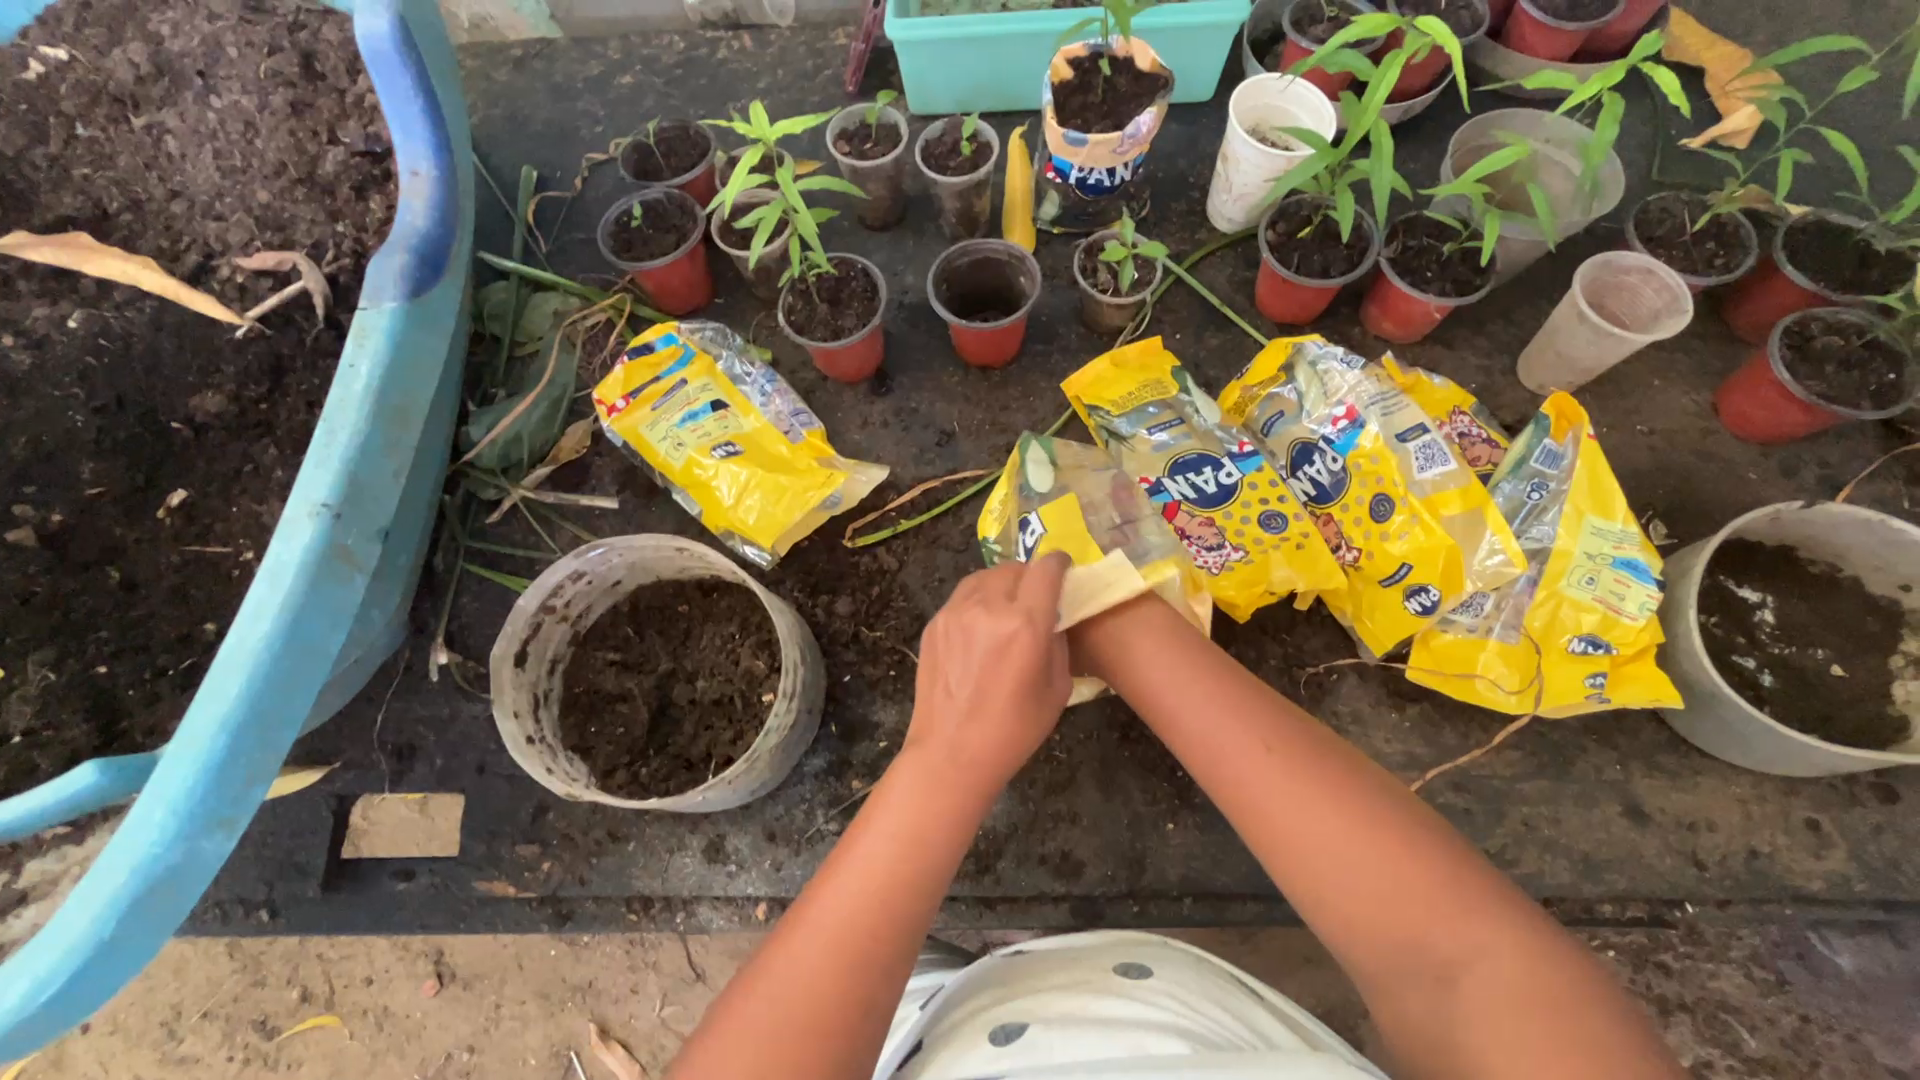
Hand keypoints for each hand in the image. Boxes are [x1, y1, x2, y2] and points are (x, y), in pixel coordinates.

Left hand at [901, 554, 1072, 798]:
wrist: (950, 753)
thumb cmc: (1013, 730)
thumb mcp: (1057, 689)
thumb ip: (1058, 643)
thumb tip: (1052, 618)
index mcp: (1025, 624)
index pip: (1046, 569)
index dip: (1059, 563)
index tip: (1064, 568)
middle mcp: (988, 608)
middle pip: (1014, 568)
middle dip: (1030, 576)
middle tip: (1036, 596)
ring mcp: (955, 613)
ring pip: (984, 577)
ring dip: (1002, 585)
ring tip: (1007, 607)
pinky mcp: (934, 624)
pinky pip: (962, 598)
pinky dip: (978, 602)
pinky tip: (981, 628)